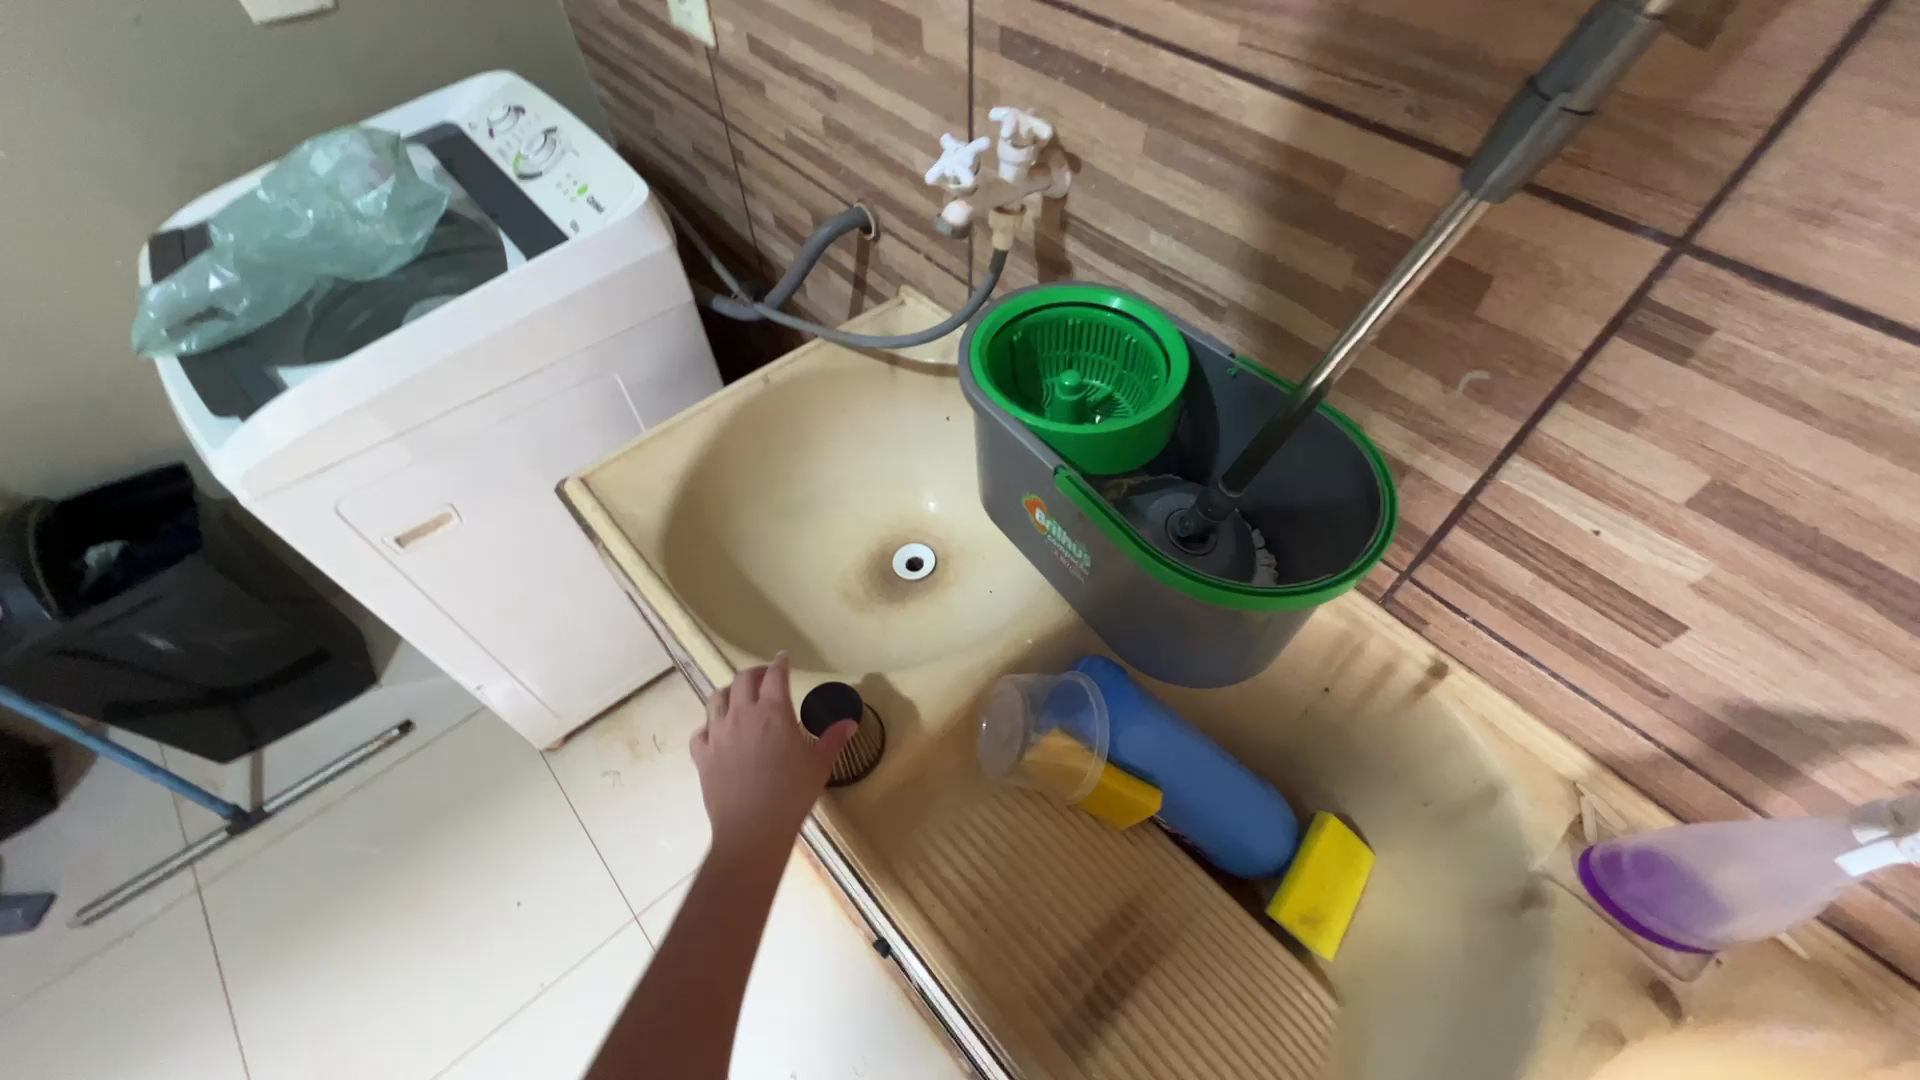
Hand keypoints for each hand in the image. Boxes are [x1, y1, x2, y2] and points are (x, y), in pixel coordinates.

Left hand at [691, 653, 855, 856]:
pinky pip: (700, 731)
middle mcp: (742, 714)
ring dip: (729, 692)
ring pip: (716, 699)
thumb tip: (850, 722)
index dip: (780, 664)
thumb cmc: (792, 793)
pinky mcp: (702, 754)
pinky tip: (717, 733)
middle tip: (765, 677)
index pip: (775, 675)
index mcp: (773, 711)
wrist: (752, 828)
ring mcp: (718, 733)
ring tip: (738, 698)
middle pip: (742, 680)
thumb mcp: (820, 764)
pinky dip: (709, 726)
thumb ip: (833, 738)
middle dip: (755, 673)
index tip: (784, 659)